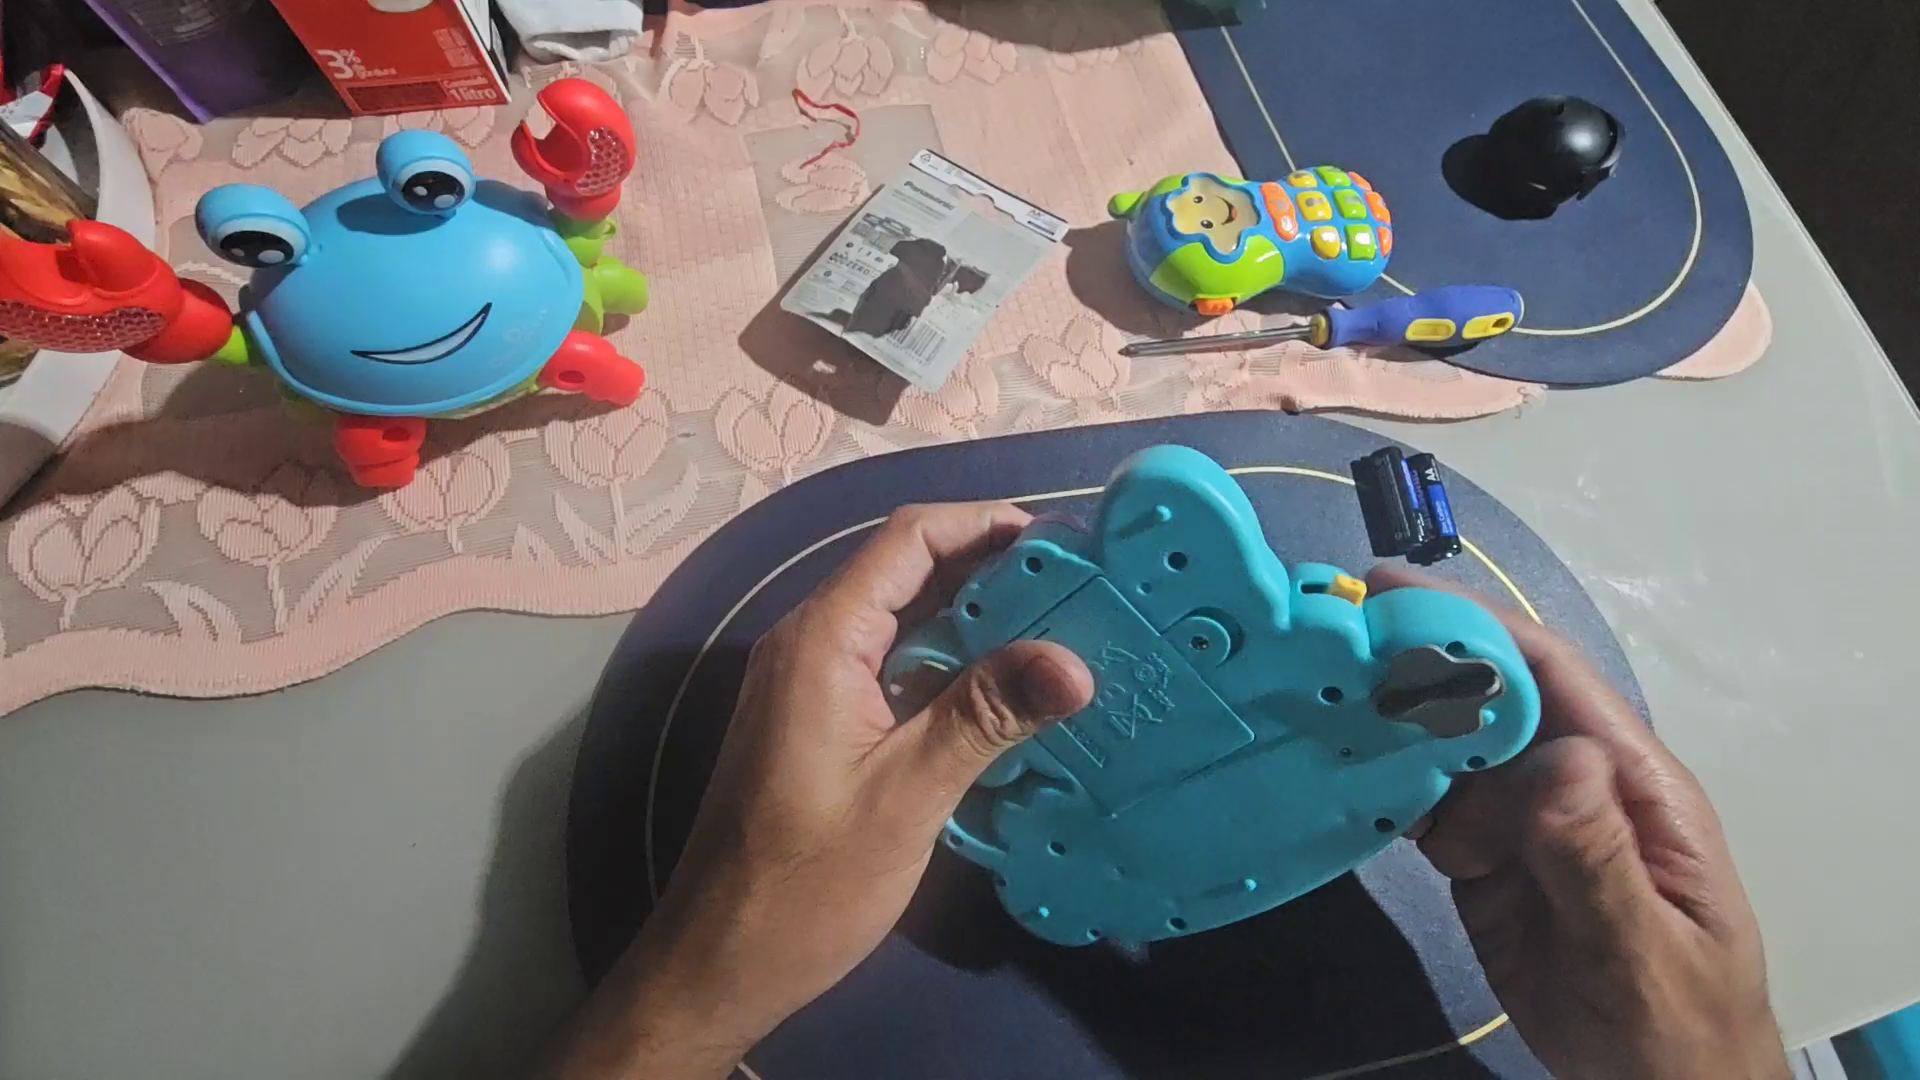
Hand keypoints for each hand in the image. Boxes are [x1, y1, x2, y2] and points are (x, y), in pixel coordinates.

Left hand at [541, 503, 1094, 1079]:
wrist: (719, 959)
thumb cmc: (805, 884)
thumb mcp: (906, 797)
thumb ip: (985, 717)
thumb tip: (1073, 665)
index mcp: (824, 638)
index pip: (908, 540)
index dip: (982, 523)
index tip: (1056, 539)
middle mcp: (814, 638)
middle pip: (907, 567)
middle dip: (989, 566)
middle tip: (1072, 585)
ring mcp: (816, 674)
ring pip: (903, 612)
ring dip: (974, 610)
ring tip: (1055, 625)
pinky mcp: (824, 708)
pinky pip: (894, 656)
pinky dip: (951, 654)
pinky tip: (1002, 680)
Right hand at [1369, 565, 1786, 1079]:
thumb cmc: (1667, 1025)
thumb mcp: (1639, 950)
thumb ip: (1597, 856)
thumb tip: (1562, 755)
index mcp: (1625, 780)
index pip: (1547, 674)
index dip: (1473, 621)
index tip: (1393, 591)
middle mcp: (1563, 776)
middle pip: (1481, 692)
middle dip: (1409, 657)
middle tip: (1329, 638)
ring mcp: (1515, 808)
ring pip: (1440, 736)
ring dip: (1383, 715)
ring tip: (1318, 694)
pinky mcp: (1475, 839)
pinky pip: (1421, 789)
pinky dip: (1379, 774)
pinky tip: (1340, 764)